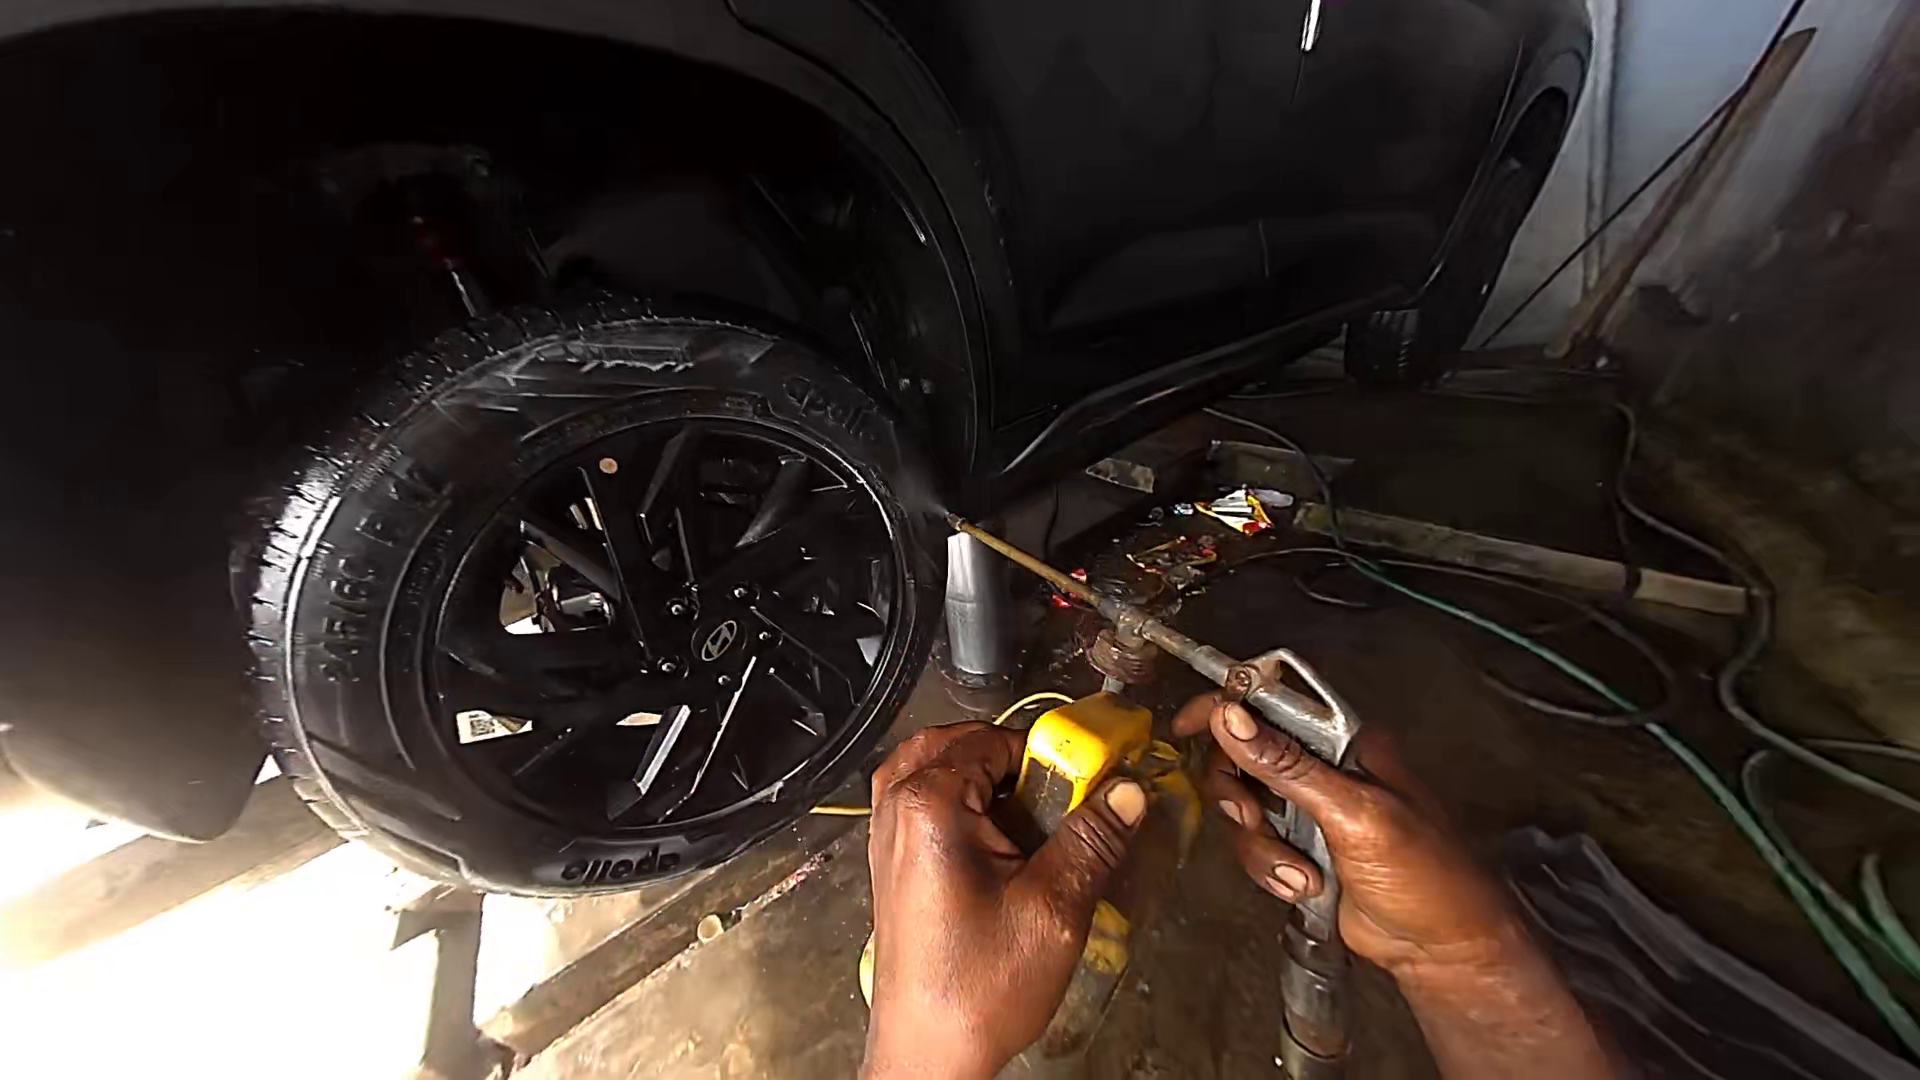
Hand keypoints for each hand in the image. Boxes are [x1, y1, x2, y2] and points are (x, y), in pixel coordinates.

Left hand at [862, 722, 1147, 1079]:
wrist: (926, 1055)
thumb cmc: (979, 986)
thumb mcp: (1051, 913)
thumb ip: (1091, 842)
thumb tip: (1127, 791)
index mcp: (930, 802)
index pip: (991, 740)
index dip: (1037, 753)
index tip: (1070, 780)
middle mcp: (897, 802)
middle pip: (955, 740)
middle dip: (1004, 755)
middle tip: (1044, 790)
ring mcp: (884, 825)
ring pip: (929, 757)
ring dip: (974, 764)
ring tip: (1014, 801)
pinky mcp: (885, 849)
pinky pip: (913, 787)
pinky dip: (949, 785)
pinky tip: (980, 822)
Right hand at [1171, 691, 1519, 978]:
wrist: (1446, 956)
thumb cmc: (1427, 876)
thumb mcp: (1355, 813)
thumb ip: (1287, 764)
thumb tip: (1228, 716)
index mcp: (1339, 738)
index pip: (1268, 700)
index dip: (1224, 705)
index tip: (1188, 727)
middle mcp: (1314, 762)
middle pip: (1236, 750)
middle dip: (1235, 787)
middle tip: (1250, 815)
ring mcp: (1300, 801)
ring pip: (1237, 797)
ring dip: (1255, 838)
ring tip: (1295, 869)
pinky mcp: (1291, 838)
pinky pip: (1248, 838)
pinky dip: (1265, 863)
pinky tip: (1301, 884)